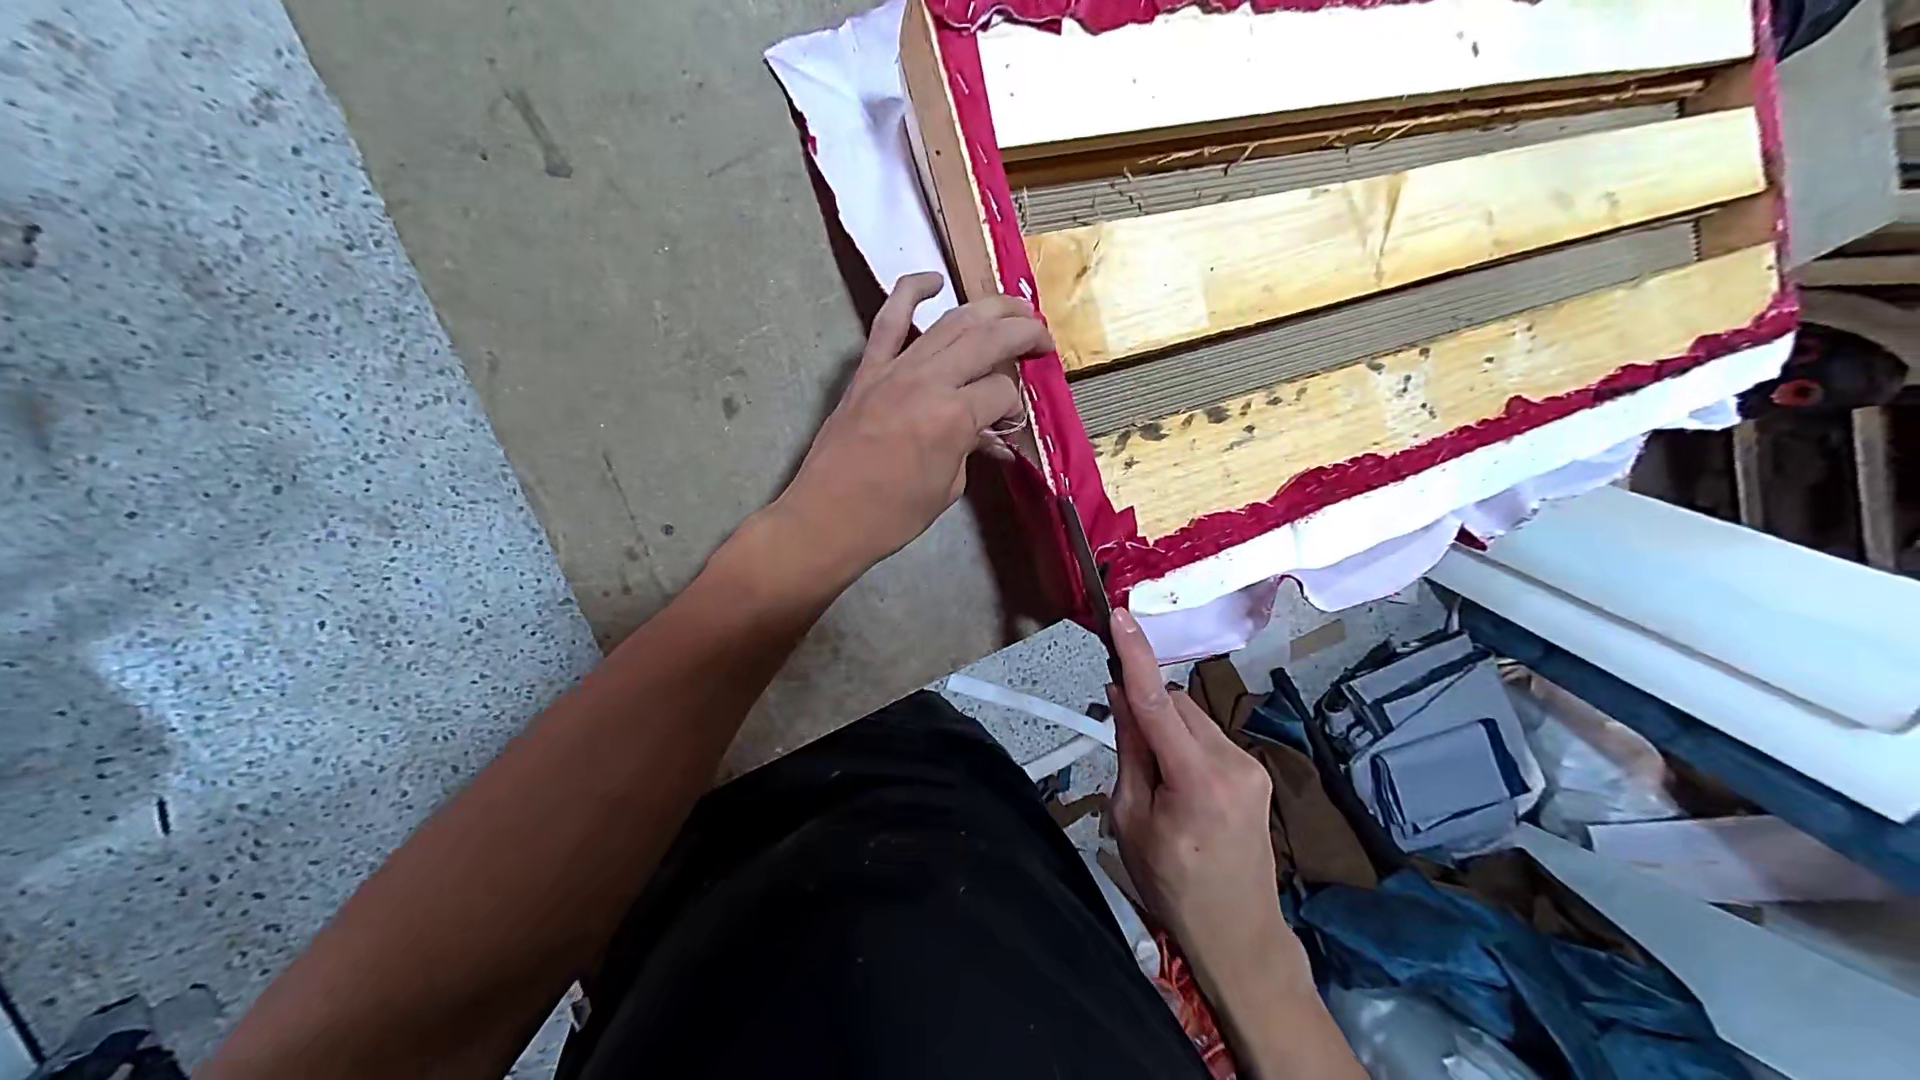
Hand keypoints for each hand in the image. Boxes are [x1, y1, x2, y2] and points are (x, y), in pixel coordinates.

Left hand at [769, 272, 1049, 582]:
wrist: (827, 518)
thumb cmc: (891, 515)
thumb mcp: (948, 487)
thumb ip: (970, 448)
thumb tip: (987, 434)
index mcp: (953, 416)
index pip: (1002, 392)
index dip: (1015, 407)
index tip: (1011, 425)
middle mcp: (928, 381)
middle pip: (989, 339)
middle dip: (1024, 333)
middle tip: (1043, 338)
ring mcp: (896, 369)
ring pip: (951, 321)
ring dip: (989, 307)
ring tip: (1015, 307)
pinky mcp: (868, 369)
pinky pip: (889, 319)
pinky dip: (911, 292)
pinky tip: (933, 280)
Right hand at [1106, 609, 1307, 998]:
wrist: (1238, 933)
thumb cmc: (1173, 885)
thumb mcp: (1130, 818)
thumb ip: (1129, 750)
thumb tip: (1121, 695)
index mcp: (1197, 779)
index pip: (1157, 701)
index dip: (1135, 655)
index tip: (1120, 617)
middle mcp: (1233, 762)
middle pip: (1177, 704)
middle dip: (1147, 709)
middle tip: (1126, 744)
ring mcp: (1251, 766)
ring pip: (1193, 717)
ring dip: (1166, 727)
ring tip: (1156, 777)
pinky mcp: (1256, 772)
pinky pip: (1209, 736)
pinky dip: (1185, 742)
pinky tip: (1178, 780)